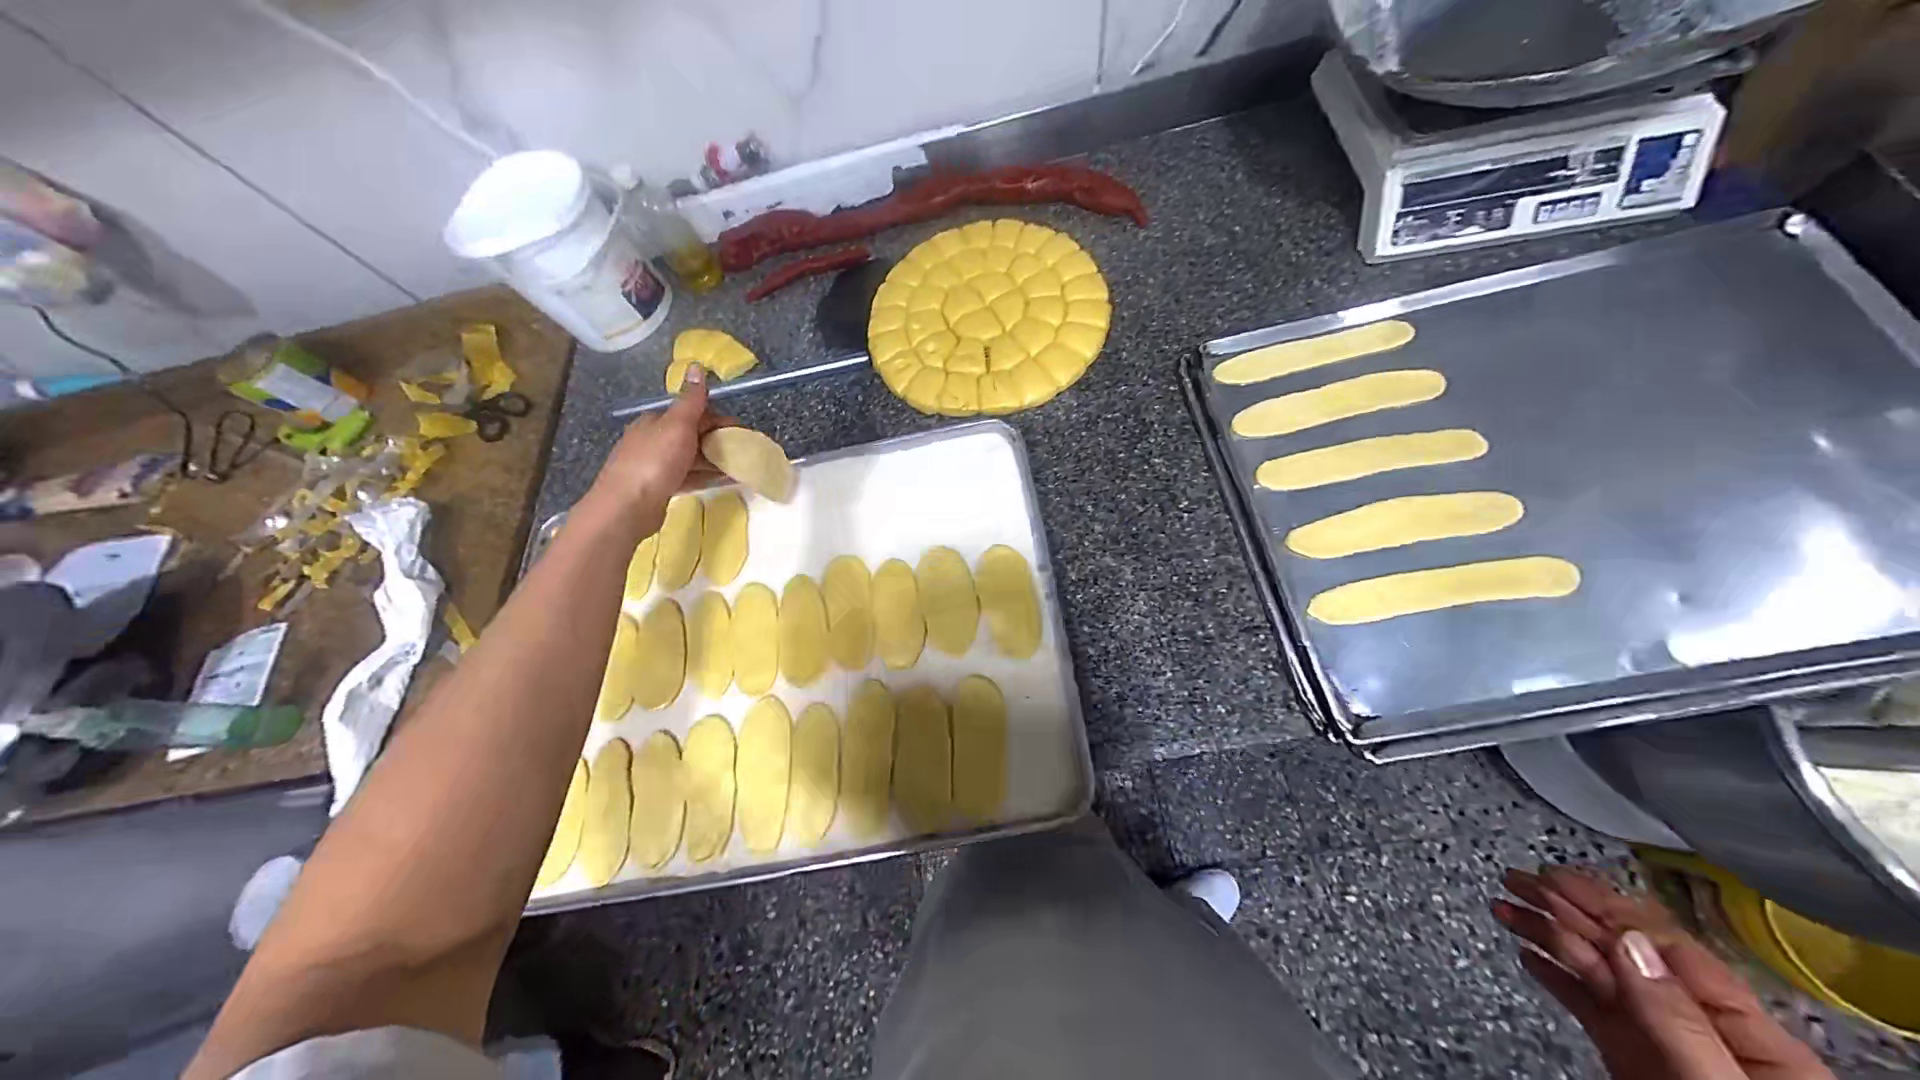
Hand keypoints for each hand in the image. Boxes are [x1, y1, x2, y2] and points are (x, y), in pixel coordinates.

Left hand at [589, 365, 733, 531]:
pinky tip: (724, 481)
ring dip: (715, 461)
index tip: (743, 432)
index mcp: (656, 421)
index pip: (693, 414)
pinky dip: (707, 477)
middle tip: (744, 452)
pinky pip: (689, 477)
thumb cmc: (654, 462)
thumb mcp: (677, 425)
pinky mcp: (660, 488)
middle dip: (719, 441)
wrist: (627, 507)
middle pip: (692, 436)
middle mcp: (653, 440)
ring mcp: (656, 465)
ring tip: (740, 468)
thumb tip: (696, 365)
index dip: (719, 421)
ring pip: (692, 458)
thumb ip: (691, 399)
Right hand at [1493, 865, 1833, 1079]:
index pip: (1669, 951)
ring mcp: (1662, 1045)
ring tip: (1504, 909)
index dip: (1608, 907)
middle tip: (1515, 880)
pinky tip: (1526, 955)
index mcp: (1748, 1033)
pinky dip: (1555, 976)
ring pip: (1599, 974)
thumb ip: (1678, 1020)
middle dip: (1567, 911)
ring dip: (1548, 934)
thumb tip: (1629, 941)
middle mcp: (1701, 1029)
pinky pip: (1590, 1008)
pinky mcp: (1631, 1060)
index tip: (1554, 877)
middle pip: (1627, 955)